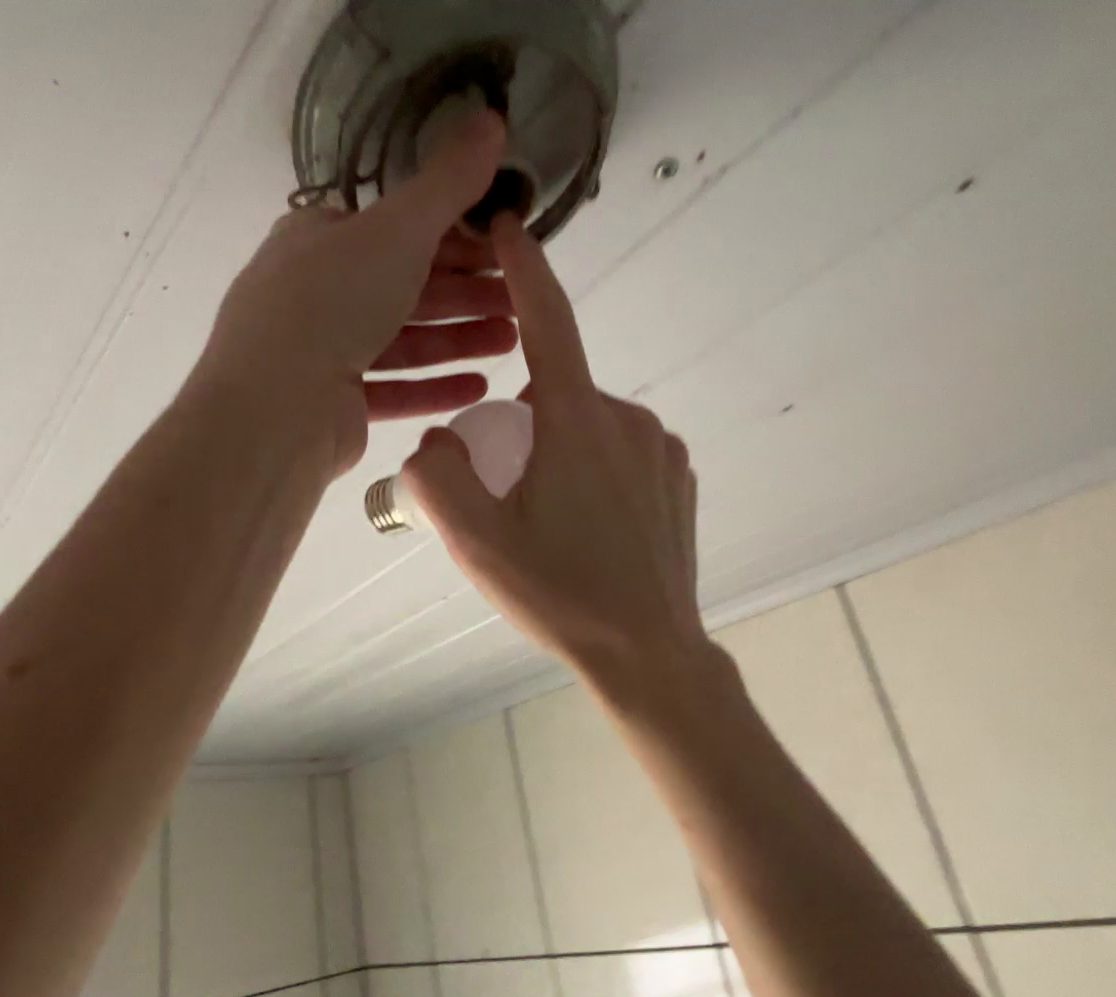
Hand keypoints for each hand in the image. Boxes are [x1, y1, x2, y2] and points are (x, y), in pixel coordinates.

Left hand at [195, 110, 519, 473]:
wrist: (276, 406)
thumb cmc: (332, 301)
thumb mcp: (397, 229)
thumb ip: (448, 182)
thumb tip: (491, 117)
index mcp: (319, 239)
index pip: (396, 232)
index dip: (455, 238)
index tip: (505, 250)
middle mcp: (315, 293)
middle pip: (404, 289)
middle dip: (467, 294)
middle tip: (521, 302)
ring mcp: (321, 354)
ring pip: (403, 341)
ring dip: (459, 340)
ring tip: (511, 343)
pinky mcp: (334, 407)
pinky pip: (393, 389)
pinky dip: (434, 385)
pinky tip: (478, 387)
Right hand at [401, 215, 707, 682]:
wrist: (649, 653)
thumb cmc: (561, 596)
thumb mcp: (476, 543)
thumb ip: (437, 476)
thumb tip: (441, 441)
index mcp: (577, 421)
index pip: (548, 322)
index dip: (525, 269)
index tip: (508, 225)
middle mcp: (627, 420)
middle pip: (554, 396)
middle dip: (521, 427)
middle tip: (506, 499)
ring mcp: (662, 450)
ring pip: (586, 428)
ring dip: (556, 453)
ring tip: (549, 526)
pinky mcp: (679, 479)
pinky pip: (620, 454)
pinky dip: (593, 473)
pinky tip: (590, 532)